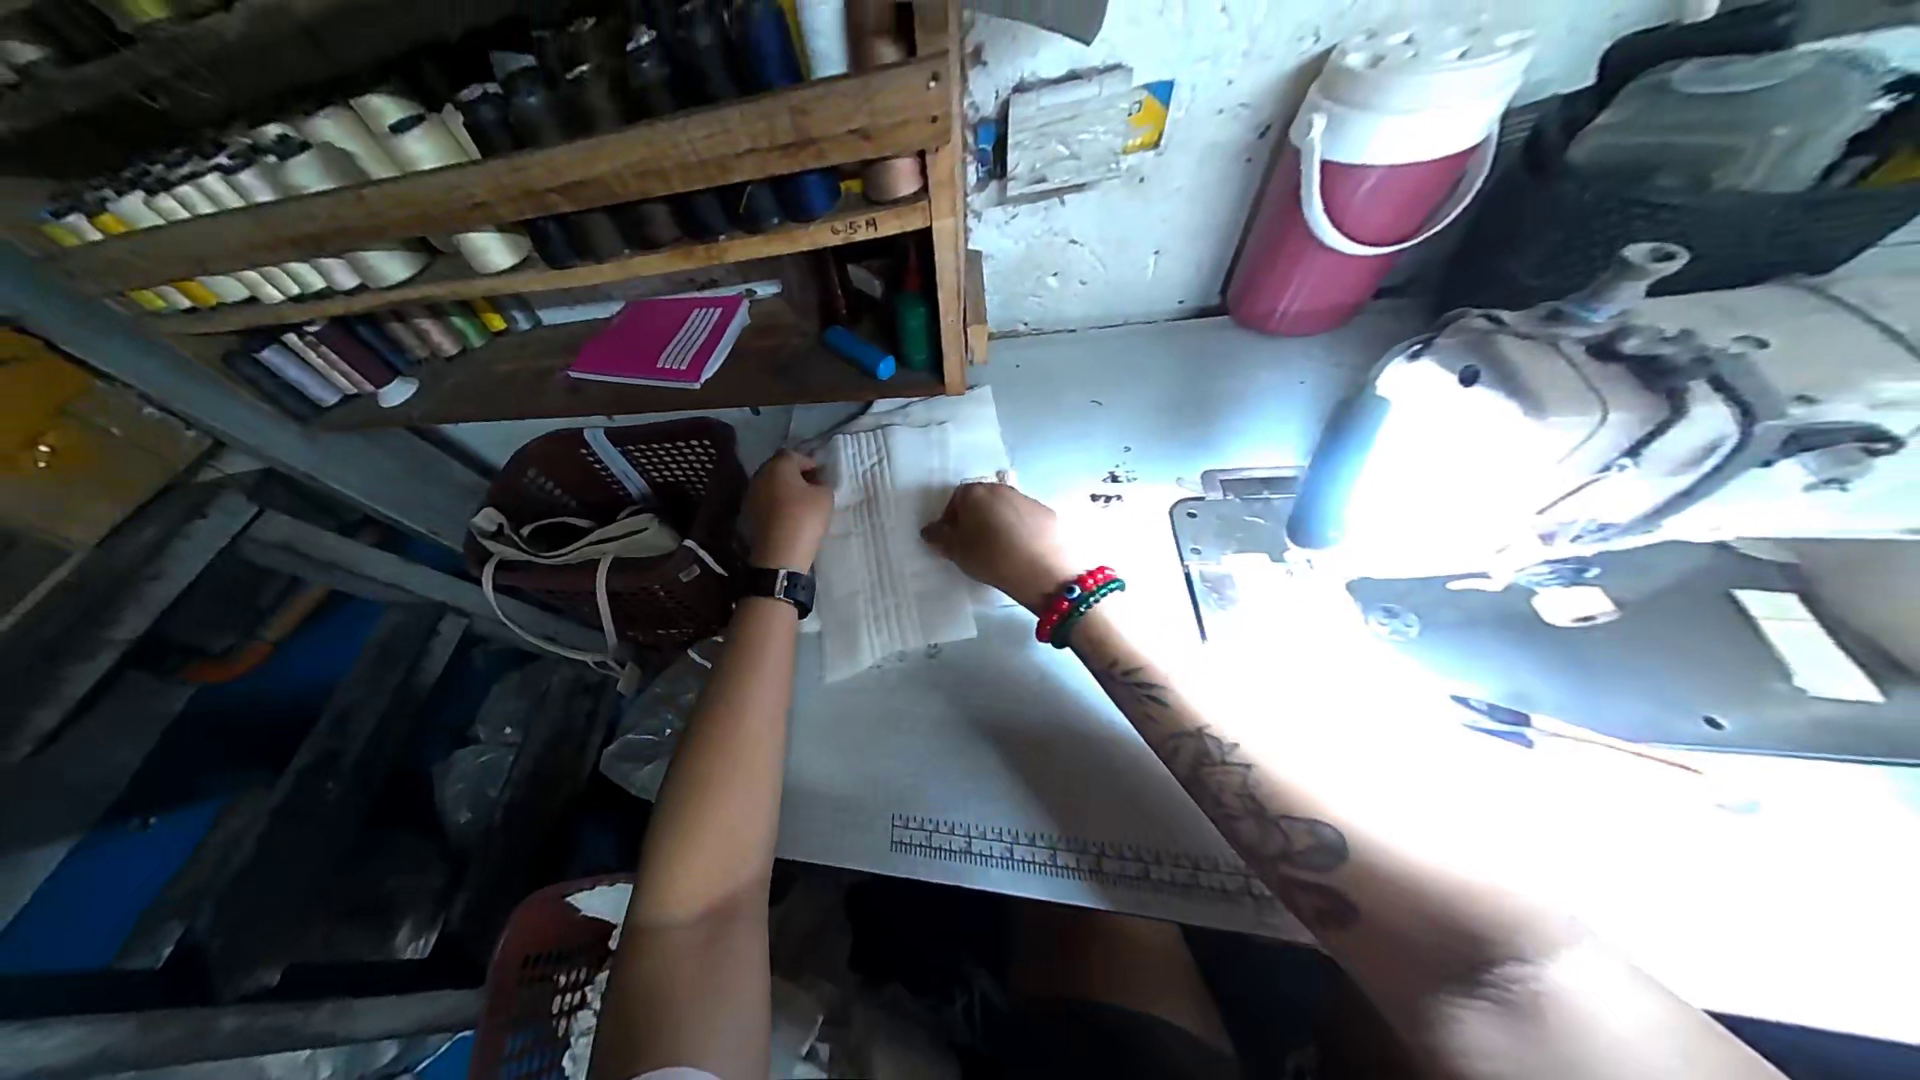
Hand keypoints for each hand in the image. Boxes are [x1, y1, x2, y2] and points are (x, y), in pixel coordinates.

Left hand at [745, 449, 832, 569]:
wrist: (779, 555)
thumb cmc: (805, 518)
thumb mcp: (825, 497)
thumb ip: (822, 483)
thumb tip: (815, 483)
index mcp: (778, 466)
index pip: (794, 455)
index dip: (808, 462)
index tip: (820, 475)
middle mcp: (759, 476)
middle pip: (778, 468)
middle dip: (794, 475)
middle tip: (810, 487)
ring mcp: (750, 495)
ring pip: (769, 485)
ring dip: (783, 490)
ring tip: (798, 503)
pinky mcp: (746, 514)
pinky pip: (764, 502)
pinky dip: (775, 505)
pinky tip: (786, 516)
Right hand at [921, 482, 1079, 613]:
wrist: (1043, 569)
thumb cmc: (991, 557)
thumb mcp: (957, 552)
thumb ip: (940, 538)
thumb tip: (930, 530)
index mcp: (975, 492)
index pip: (956, 499)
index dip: (952, 519)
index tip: (954, 539)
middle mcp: (1001, 488)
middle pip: (982, 500)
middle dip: (976, 518)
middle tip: (974, 544)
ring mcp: (1027, 498)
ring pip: (1005, 508)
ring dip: (999, 523)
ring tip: (1000, 549)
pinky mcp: (1047, 513)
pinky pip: (1026, 519)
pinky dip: (1020, 530)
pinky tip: (1022, 550)